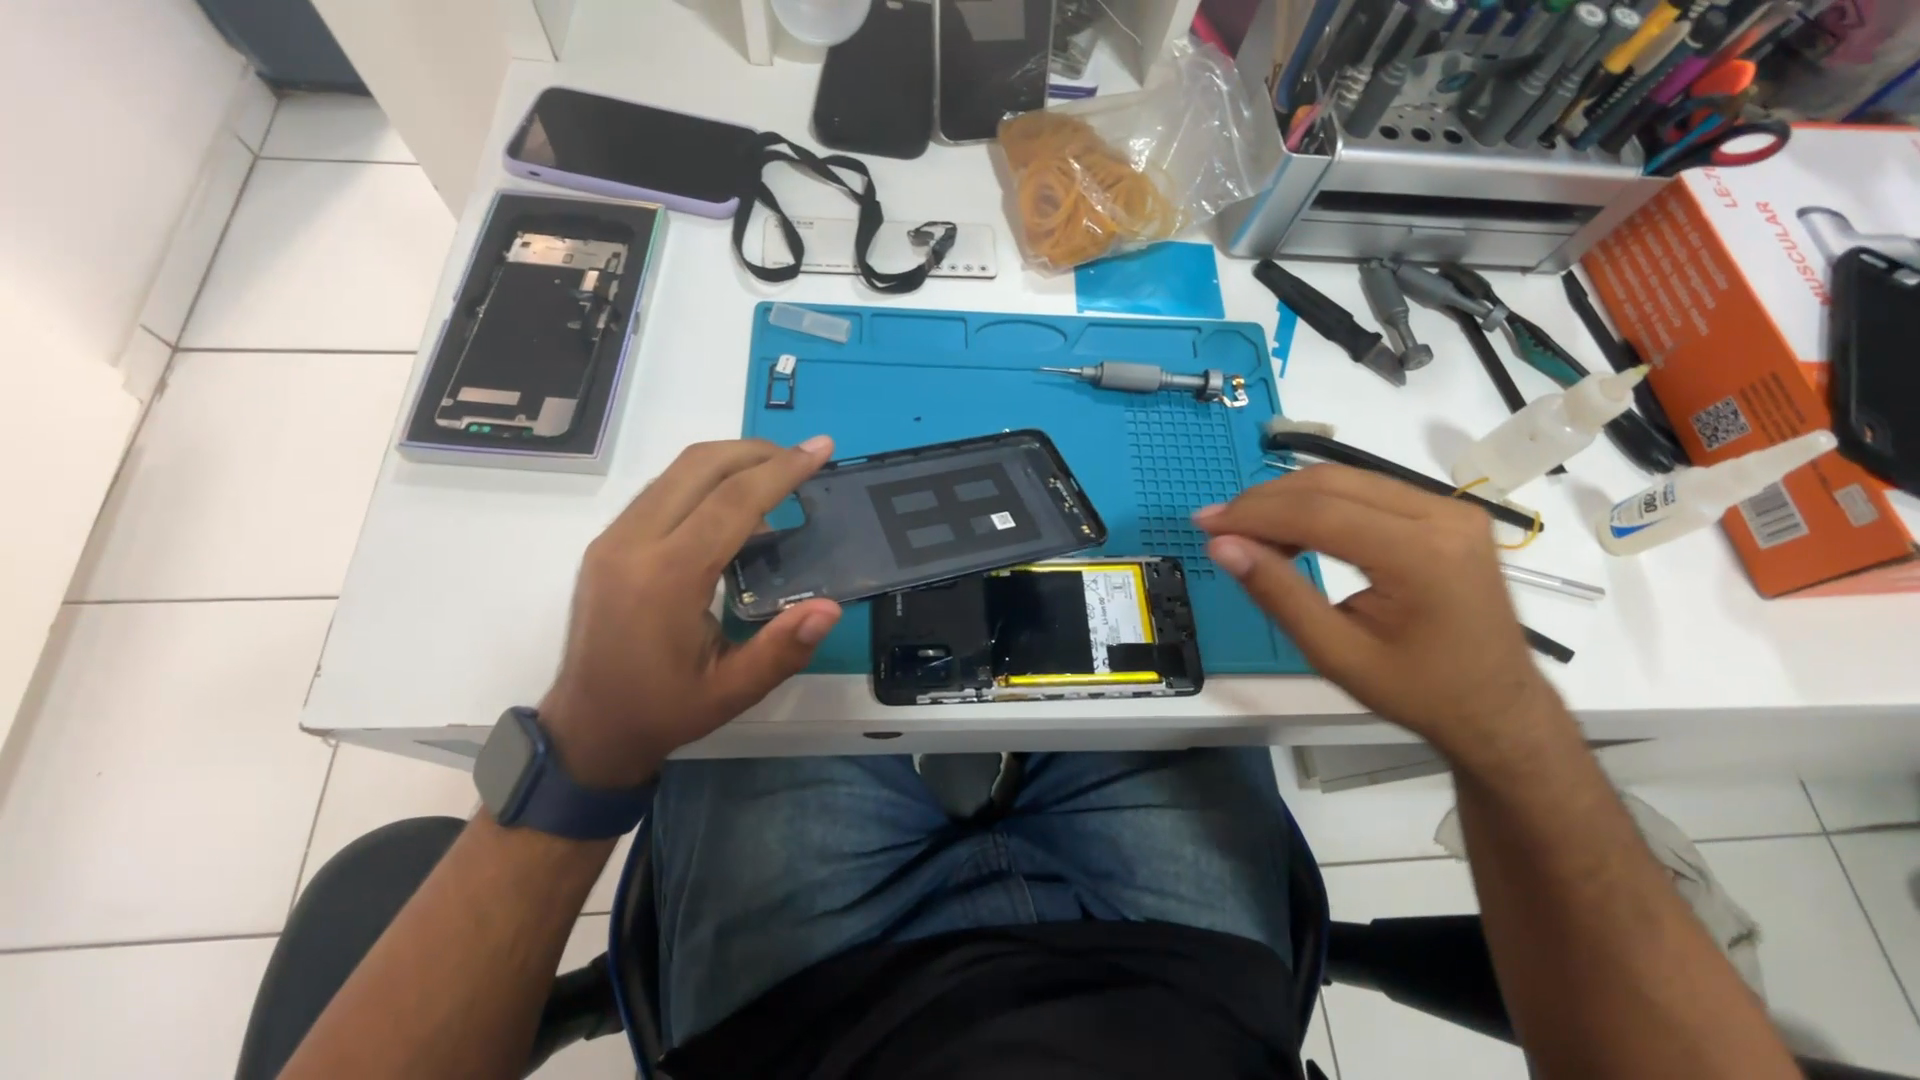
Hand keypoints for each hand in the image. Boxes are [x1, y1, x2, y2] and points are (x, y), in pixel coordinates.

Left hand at [539, 438, 842, 787]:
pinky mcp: (607, 543)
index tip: (821, 449)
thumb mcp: (732, 691)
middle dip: (757, 452)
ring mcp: (614, 539)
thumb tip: (830, 608)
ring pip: (675, 471)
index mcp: (667, 578)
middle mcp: (633, 543)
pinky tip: (731, 505)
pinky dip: (702, 480)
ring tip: (774, 476)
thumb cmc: (664, 709)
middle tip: (801, 460)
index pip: (732, 502)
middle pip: (699, 466)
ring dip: (728, 461)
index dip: (782, 471)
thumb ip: (782, 649)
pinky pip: (659, 490)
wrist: (588, 726)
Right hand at [1194, 465, 1558, 758]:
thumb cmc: (1419, 692)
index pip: (1319, 512)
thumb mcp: (1337, 653)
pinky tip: (1294, 531)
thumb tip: (1223, 547)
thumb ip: (1278, 593)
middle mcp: (1442, 516)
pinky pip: (1370, 491)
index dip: (1254, 514)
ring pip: (1348, 479)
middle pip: (1332, 483)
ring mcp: (1451, 509)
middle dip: (1266, 501)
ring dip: (1289, 500)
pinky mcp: (1448, 513)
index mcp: (1420, 555)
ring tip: (1249, 534)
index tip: (1204, 524)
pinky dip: (1321, 504)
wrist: (1498, 708)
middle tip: (1218, 527)